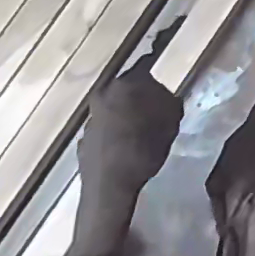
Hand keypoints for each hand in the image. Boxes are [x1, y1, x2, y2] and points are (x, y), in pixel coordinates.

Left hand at [72, 64, 182, 255]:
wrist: (109, 188)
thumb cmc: (143, 150)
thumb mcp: (170, 123)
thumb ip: (170, 103)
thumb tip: (167, 98)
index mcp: (122, 86)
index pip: (143, 67)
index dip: (156, 73)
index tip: (164, 81)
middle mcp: (101, 96)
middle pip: (126, 87)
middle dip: (142, 94)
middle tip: (159, 106)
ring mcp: (90, 119)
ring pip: (113, 108)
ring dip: (127, 113)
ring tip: (145, 128)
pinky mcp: (84, 139)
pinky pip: (105, 129)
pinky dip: (116, 132)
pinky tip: (128, 147)